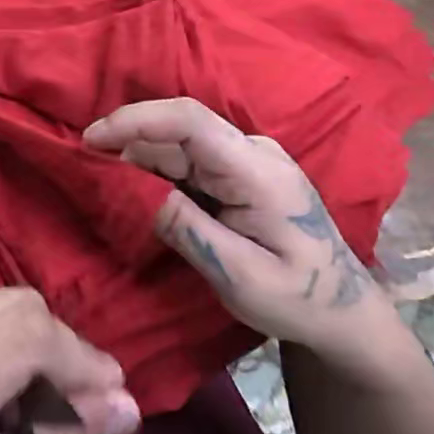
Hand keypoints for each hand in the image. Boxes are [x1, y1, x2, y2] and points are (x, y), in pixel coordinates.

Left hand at [0, 289, 141, 433]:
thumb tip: (126, 403)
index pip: (35, 333)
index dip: (84, 363)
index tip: (110, 408)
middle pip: (23, 307)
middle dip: (63, 353)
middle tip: (71, 416)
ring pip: (5, 301)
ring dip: (34, 346)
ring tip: (27, 410)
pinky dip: (5, 336)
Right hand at [83, 98, 419, 384]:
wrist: (345, 313)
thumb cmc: (299, 299)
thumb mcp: (238, 273)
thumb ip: (184, 227)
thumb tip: (129, 191)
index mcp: (257, 171)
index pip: (190, 121)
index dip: (135, 120)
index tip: (90, 139)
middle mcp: (251, 152)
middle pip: (175, 131)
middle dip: (126, 146)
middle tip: (88, 177)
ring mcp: (244, 159)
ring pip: (174, 145)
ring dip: (136, 162)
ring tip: (107, 193)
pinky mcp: (235, 171)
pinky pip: (184, 160)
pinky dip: (152, 174)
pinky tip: (135, 197)